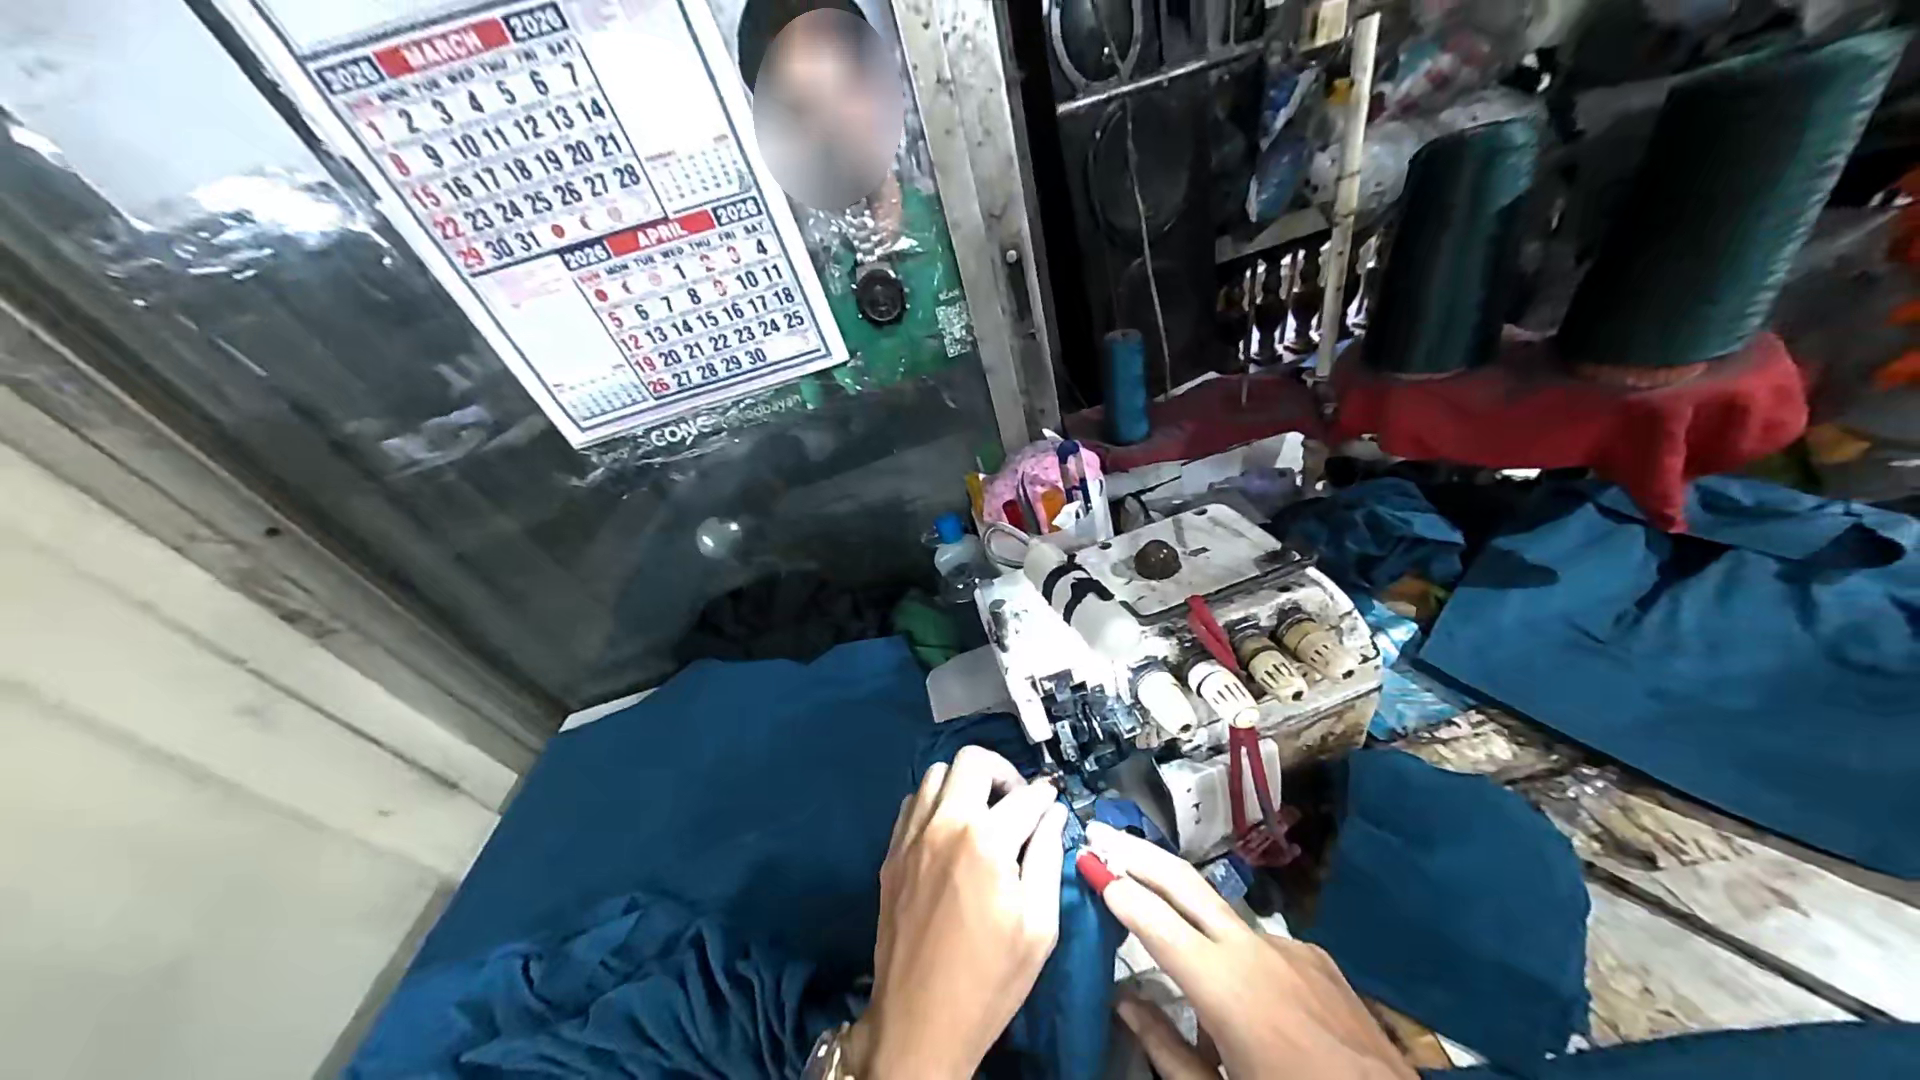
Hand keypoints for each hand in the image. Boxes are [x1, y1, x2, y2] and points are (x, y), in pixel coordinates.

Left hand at [845, 747, 1070, 1078]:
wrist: (920, 1022)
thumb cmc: (989, 979)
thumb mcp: (1038, 926)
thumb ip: (1047, 857)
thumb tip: (1052, 814)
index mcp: (984, 842)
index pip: (1024, 795)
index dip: (1046, 795)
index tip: (1052, 800)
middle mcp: (943, 825)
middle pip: (971, 760)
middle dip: (1002, 771)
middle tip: (1016, 800)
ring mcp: (911, 837)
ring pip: (936, 774)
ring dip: (965, 783)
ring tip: (984, 813)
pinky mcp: (891, 853)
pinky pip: (913, 803)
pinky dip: (936, 802)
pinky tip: (951, 831)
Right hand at [1089, 822, 1414, 1079]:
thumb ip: (1166, 1048)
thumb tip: (1125, 1004)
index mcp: (1223, 987)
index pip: (1154, 919)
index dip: (1115, 886)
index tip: (1086, 861)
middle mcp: (1253, 950)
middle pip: (1184, 881)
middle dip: (1137, 853)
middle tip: (1099, 831)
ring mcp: (1290, 949)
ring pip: (1221, 912)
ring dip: (1181, 900)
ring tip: (1152, 901)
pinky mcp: (1317, 959)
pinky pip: (1260, 945)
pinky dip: (1233, 950)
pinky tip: (1238, 985)